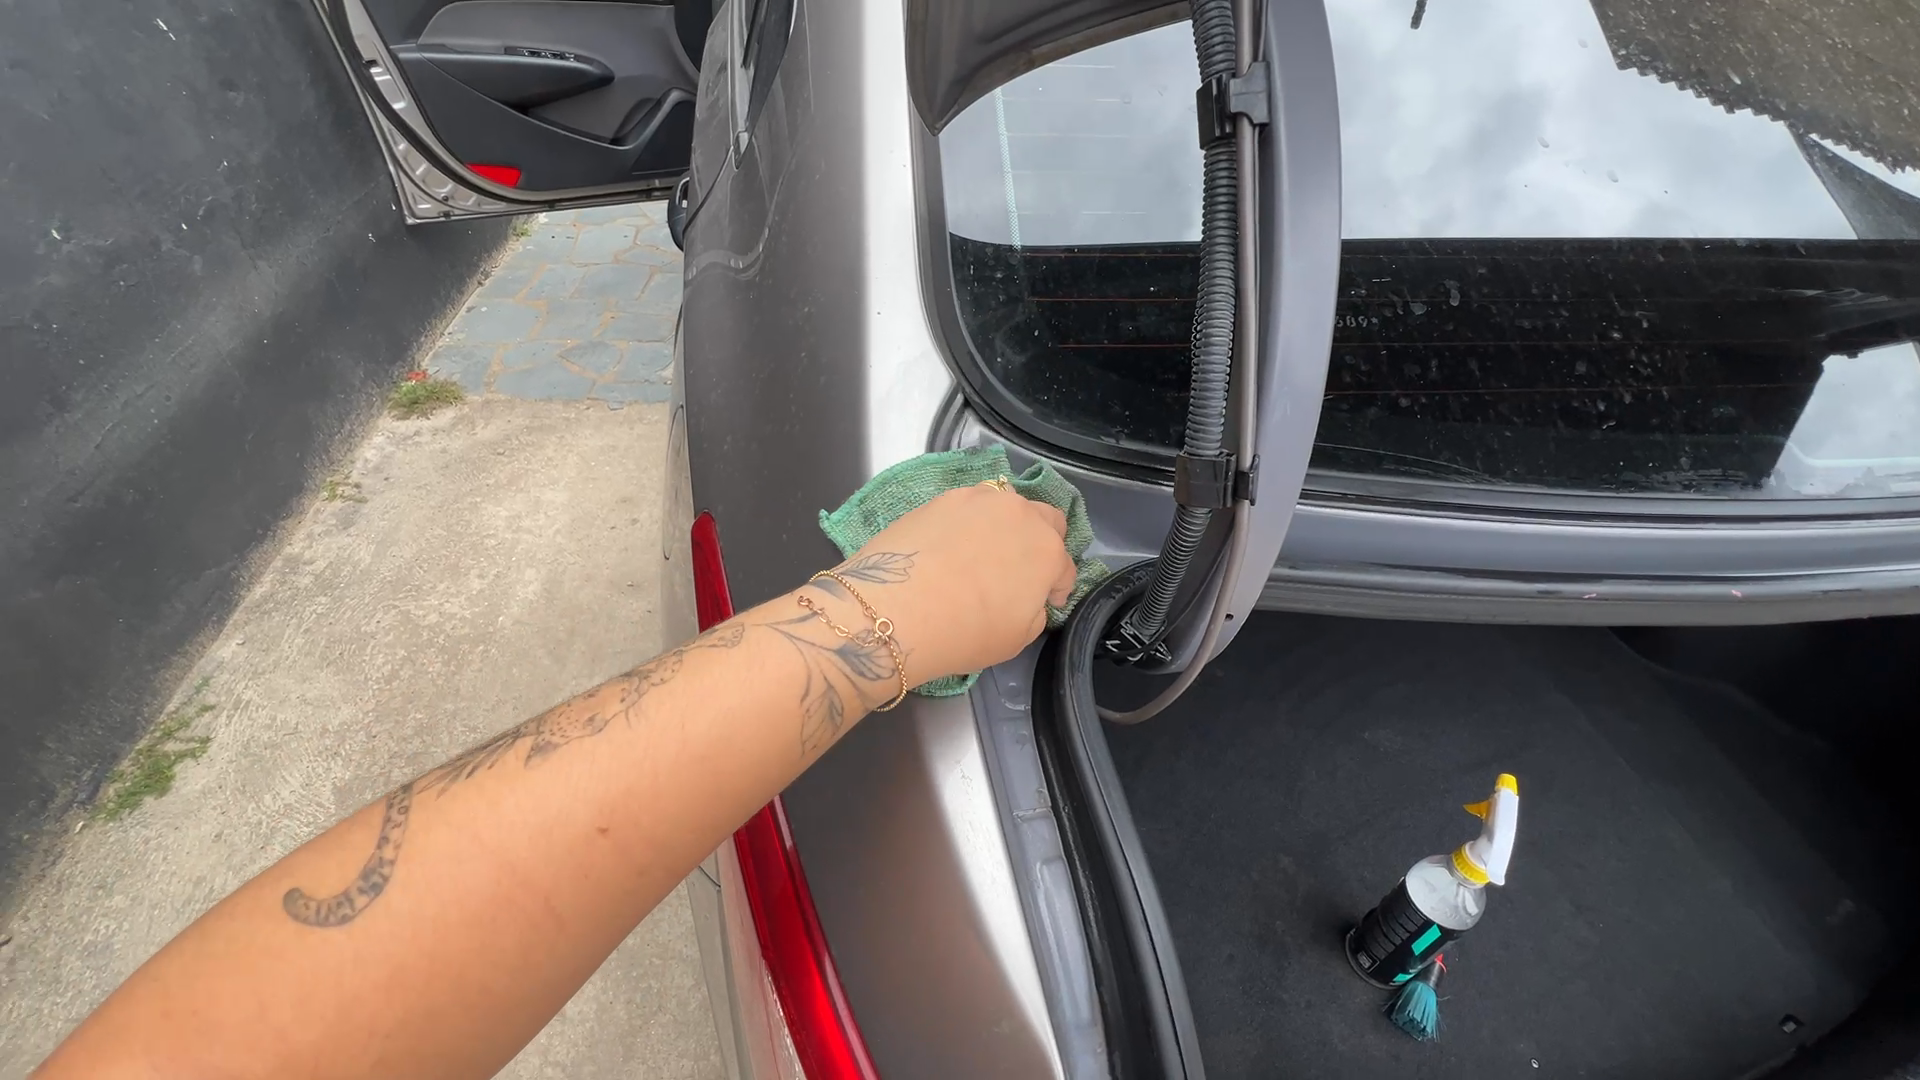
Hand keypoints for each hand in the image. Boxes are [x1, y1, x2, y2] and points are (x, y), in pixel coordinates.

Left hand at [804, 485, 1076, 690]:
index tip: (1045, 602)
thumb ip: (1034, 611)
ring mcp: (978, 500)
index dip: (1057, 589)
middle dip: (1043, 542)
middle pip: (1047, 520)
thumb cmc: (963, 632)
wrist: (894, 610)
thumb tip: (1027, 597)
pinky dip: (969, 522)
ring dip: (1007, 525)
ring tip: (983, 552)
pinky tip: (950, 546)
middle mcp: (1019, 514)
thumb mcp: (1016, 638)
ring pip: (1007, 505)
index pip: (1065, 569)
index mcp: (1047, 551)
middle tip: (1021, 569)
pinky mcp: (941, 498)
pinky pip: (969, 505)